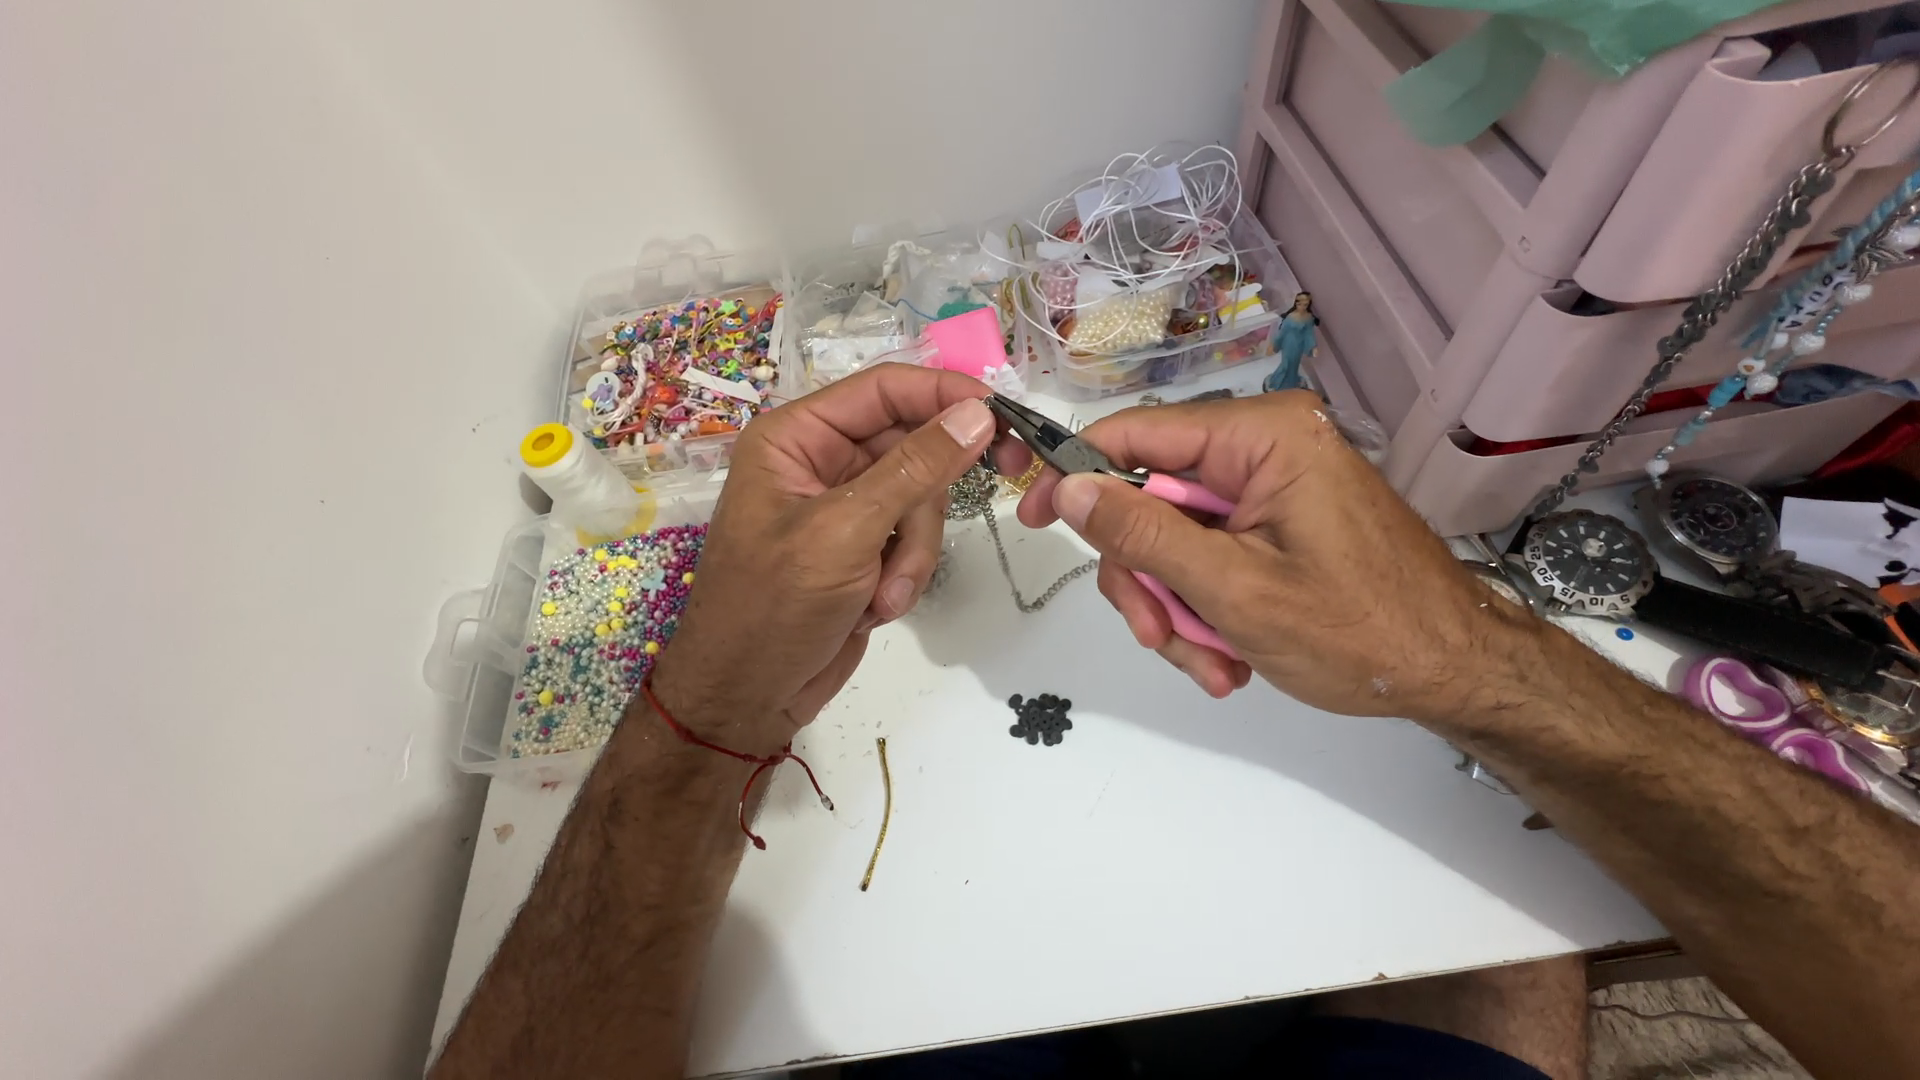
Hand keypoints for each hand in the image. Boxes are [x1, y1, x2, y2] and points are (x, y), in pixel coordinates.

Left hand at [649, 365, 999, 752]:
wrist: (749, 698)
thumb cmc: (774, 607)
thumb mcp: (846, 531)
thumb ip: (915, 469)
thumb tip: (978, 414)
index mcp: (797, 437)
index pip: (884, 389)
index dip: (944, 394)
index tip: (1002, 415)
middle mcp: (821, 462)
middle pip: (912, 447)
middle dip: (927, 501)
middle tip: (986, 498)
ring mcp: (846, 508)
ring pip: (921, 500)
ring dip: (915, 551)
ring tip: (887, 593)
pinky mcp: (865, 548)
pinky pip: (914, 539)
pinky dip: (907, 573)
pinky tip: (877, 607)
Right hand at [1014, 391, 1534, 719]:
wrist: (1458, 673)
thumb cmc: (1358, 631)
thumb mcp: (1232, 588)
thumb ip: (1142, 533)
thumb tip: (1067, 489)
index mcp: (1260, 437)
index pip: (1135, 435)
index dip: (1074, 474)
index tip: (1032, 517)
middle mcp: (1262, 447)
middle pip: (1149, 497)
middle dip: (1144, 576)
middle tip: (1156, 634)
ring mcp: (1270, 486)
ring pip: (1171, 537)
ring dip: (1174, 605)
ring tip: (1210, 663)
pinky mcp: (1276, 521)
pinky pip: (1207, 554)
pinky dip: (1203, 607)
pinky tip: (1228, 656)